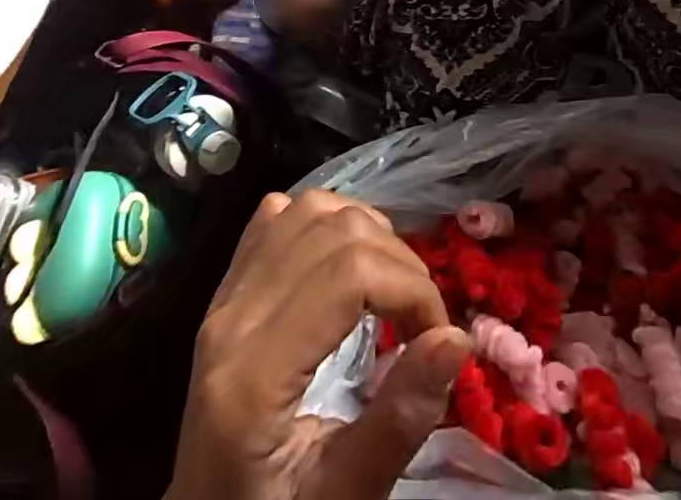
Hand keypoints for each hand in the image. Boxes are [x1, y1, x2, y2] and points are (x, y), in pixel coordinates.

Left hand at [167, 191, 470, 499]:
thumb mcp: (344, 495)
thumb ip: (400, 420)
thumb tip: (456, 337)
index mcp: (253, 372)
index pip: (348, 275)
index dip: (411, 290)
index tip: (438, 337)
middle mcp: (232, 316)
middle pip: (335, 232)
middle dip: (399, 263)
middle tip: (420, 318)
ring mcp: (224, 294)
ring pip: (307, 210)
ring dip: (366, 233)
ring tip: (390, 284)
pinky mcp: (227, 288)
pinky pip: (276, 218)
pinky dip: (324, 221)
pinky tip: (343, 258)